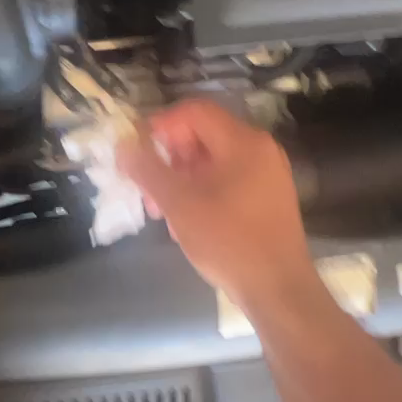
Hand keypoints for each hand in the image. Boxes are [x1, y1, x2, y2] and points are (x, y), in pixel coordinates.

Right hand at [117, 98, 316, 309]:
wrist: (278, 290)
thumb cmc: (228, 242)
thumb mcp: (179, 204)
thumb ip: (147, 170)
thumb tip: (124, 146)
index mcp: (243, 143)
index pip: (194, 111)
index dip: (159, 125)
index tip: (136, 152)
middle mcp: (259, 150)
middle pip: (202, 134)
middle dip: (167, 157)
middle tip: (145, 187)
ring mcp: (266, 174)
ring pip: (212, 160)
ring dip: (180, 177)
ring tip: (160, 210)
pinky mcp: (267, 197)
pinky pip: (226, 179)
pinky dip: (200, 190)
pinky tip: (185, 220)